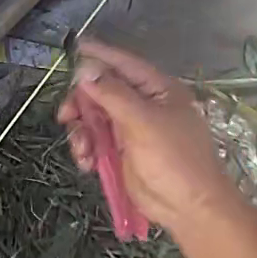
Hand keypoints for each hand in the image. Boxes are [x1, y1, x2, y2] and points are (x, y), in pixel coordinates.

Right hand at [56, 38, 238, 233]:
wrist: (190, 209)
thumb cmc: (174, 159)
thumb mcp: (143, 122)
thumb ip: (112, 94)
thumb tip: (85, 70)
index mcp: (158, 90)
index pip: (124, 64)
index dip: (99, 55)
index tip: (74, 48)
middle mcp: (144, 105)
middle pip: (102, 91)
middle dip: (82, 103)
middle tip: (66, 115)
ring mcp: (132, 129)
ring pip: (94, 118)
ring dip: (82, 132)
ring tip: (82, 150)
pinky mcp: (122, 152)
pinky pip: (96, 141)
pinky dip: (87, 149)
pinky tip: (87, 163)